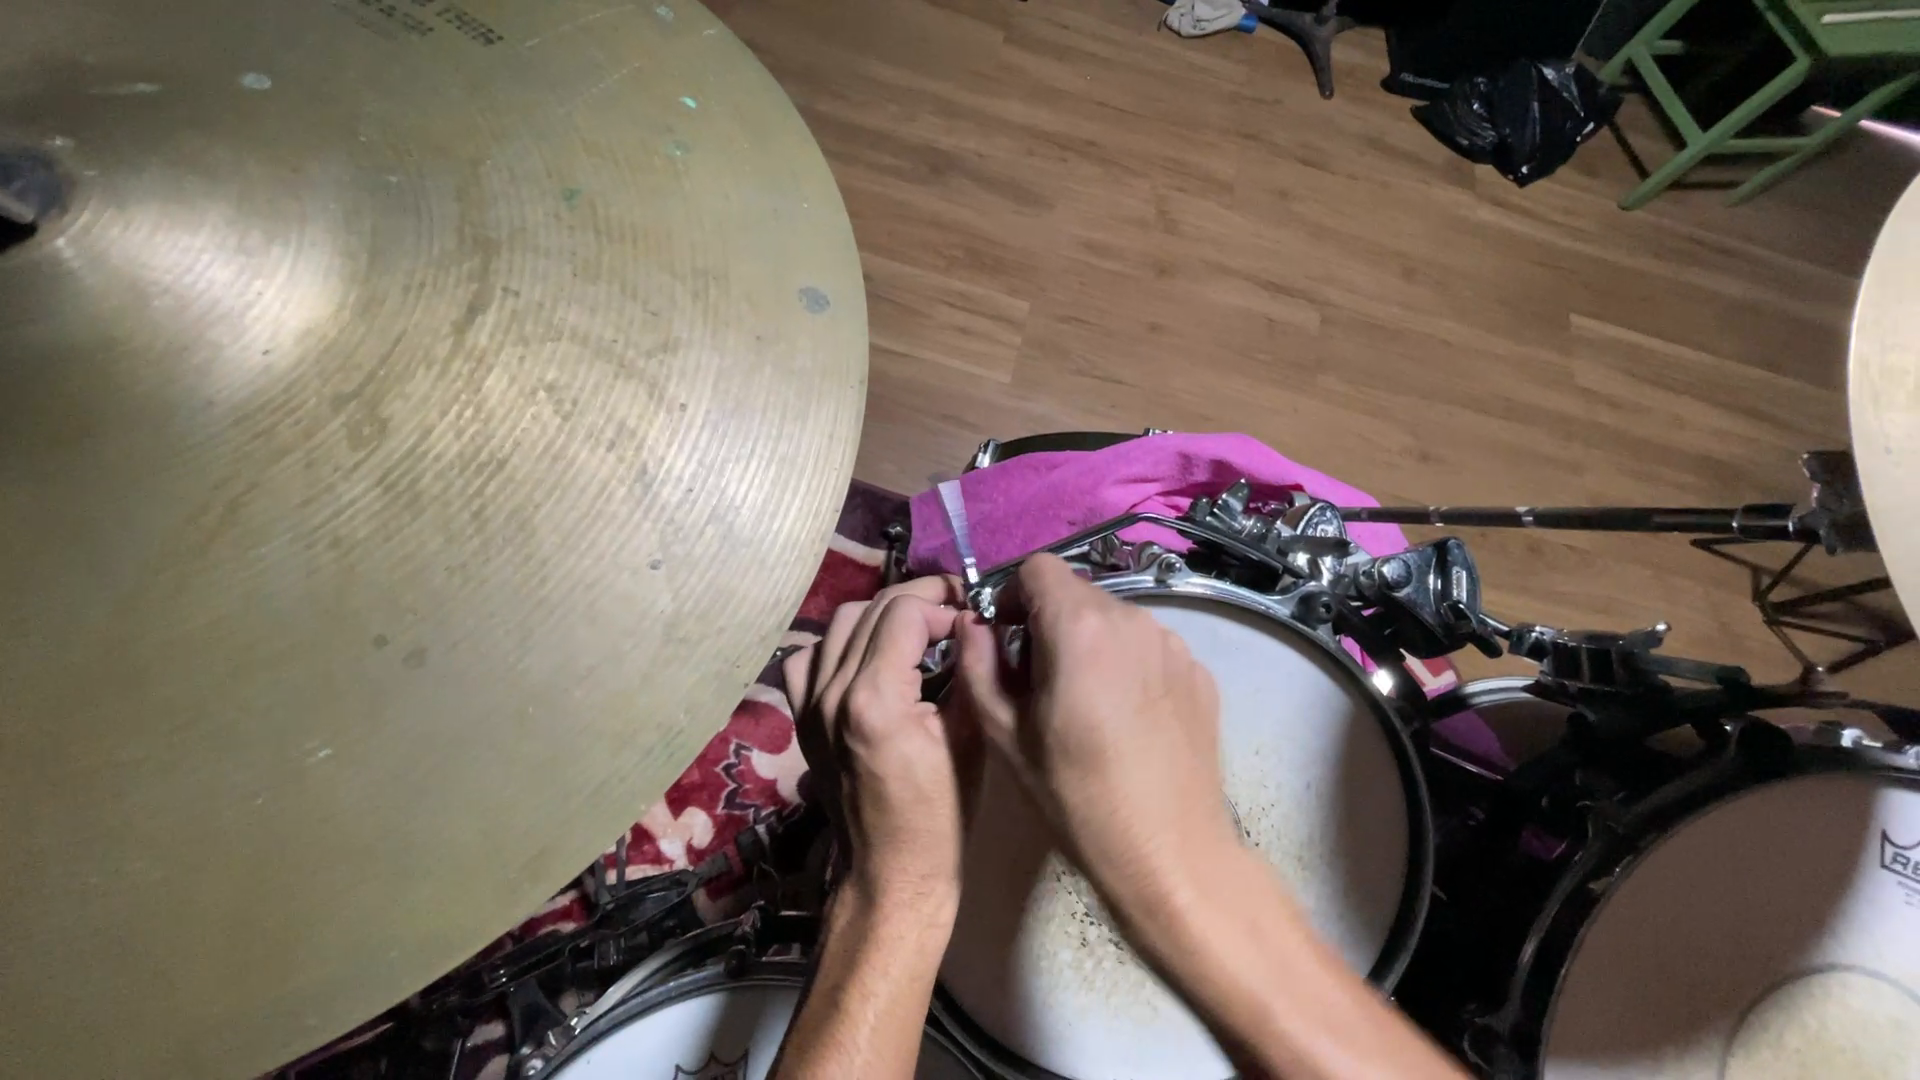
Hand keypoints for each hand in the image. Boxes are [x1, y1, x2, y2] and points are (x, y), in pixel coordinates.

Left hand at [784, 575, 973, 907]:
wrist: (890, 871)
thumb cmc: (941, 814)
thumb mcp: (970, 738)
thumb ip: (969, 670)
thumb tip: (972, 623)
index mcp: (876, 698)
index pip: (904, 612)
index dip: (942, 605)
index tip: (969, 618)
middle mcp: (832, 692)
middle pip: (872, 608)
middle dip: (918, 600)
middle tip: (952, 610)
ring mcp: (808, 705)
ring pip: (838, 623)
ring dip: (880, 615)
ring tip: (915, 628)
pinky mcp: (800, 718)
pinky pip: (807, 658)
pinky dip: (836, 644)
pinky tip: (865, 657)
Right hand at [953, 554, 1237, 918]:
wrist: (1170, 854)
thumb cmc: (1075, 797)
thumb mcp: (1005, 735)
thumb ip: (979, 665)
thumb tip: (974, 625)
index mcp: (1080, 627)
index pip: (1038, 568)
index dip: (1013, 596)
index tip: (1008, 639)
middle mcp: (1134, 620)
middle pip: (1077, 593)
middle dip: (1049, 622)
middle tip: (1039, 680)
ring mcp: (1175, 645)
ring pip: (1114, 619)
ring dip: (1089, 642)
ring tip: (1085, 704)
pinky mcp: (1200, 673)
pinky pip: (1149, 648)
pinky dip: (1126, 664)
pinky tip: (1125, 719)